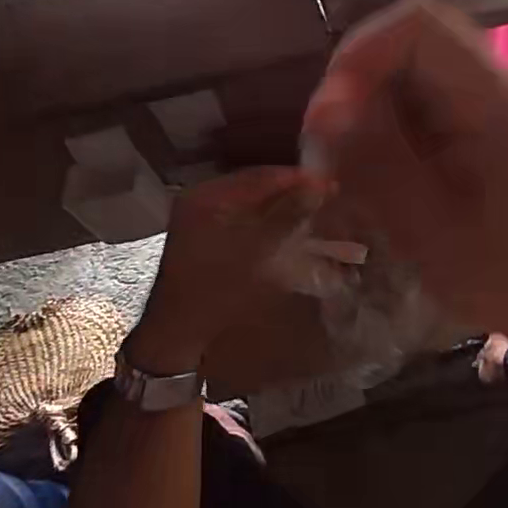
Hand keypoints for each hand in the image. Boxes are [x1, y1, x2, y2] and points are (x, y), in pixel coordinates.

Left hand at [126, 167, 326, 372]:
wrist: (179, 331)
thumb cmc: (216, 291)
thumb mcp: (257, 252)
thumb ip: (287, 216)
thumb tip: (318, 187)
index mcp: (208, 196)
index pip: (259, 176)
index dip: (296, 179)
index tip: (329, 184)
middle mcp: (202, 199)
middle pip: (255, 187)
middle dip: (291, 192)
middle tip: (325, 197)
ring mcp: (201, 218)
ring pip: (251, 203)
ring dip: (281, 207)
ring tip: (313, 211)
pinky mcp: (206, 237)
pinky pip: (242, 219)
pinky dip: (267, 222)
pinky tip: (288, 230)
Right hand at [302, 0, 507, 349]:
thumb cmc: (495, 275)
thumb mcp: (425, 225)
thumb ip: (374, 159)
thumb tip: (321, 107)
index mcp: (493, 98)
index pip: (416, 25)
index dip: (359, 55)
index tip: (326, 114)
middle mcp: (492, 84)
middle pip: (405, 44)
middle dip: (355, 87)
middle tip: (329, 147)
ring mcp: (483, 103)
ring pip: (402, 74)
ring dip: (364, 113)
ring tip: (349, 171)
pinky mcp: (472, 124)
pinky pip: (412, 103)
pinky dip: (381, 132)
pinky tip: (375, 177)